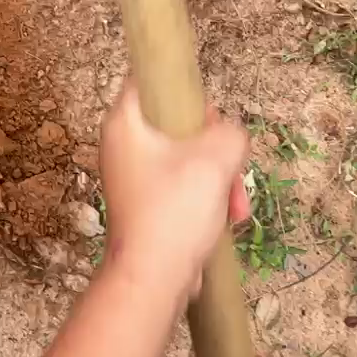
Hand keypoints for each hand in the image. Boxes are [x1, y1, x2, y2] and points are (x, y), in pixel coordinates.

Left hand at [98, 81, 248, 304]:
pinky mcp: (144, 200)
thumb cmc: (173, 210)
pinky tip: (226, 219)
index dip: (182, 88)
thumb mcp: (214, 160)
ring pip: (185, 158)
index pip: (147, 80)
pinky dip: (205, 197)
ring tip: (234, 205)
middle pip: (175, 124)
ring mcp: (131, 173)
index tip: (208, 111)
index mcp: (124, 122)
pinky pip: (181, 184)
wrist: (153, 276)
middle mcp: (121, 143)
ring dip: (217, 177)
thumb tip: (228, 133)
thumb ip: (230, 133)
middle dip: (214, 148)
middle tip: (231, 166)